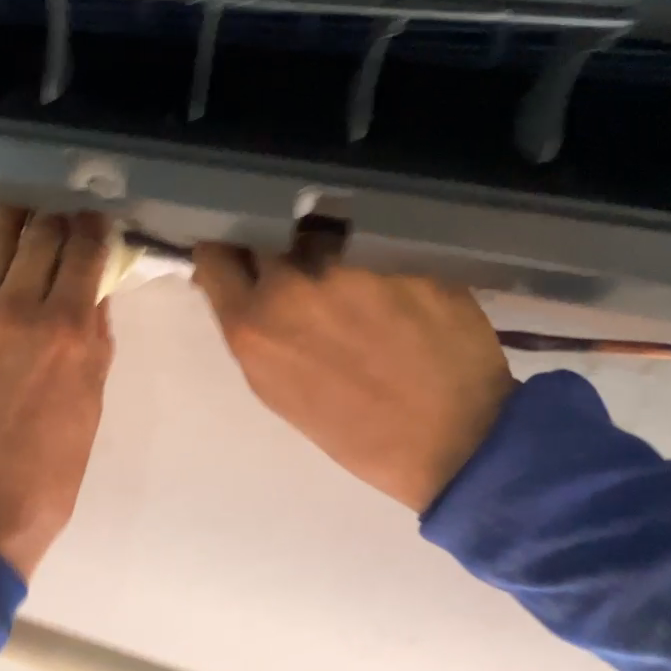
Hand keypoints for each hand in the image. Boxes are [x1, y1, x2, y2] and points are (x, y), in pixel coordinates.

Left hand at [0, 207, 115, 578]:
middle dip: (56, 220)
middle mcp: (19, 309)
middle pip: (41, 238)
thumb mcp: (91, 405)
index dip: (92, 228)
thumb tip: (93, 292)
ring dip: (10, 222)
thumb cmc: (47, 470)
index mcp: (68, 330)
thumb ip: (94, 342)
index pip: (84, 254)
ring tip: (17, 214)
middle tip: (59, 217)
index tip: (93, 220)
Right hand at [192, 240, 515, 512]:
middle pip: (263, 233)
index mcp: (252, 326)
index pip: (213, 254)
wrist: (458, 442)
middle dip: (272, 244)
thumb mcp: (277, 388)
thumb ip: (250, 331)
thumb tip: (235, 285)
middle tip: (295, 263)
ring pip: (316, 229)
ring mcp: (348, 265)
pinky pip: (369, 235)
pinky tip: (390, 273)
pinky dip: (371, 248)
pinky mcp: (398, 254)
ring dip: (322, 243)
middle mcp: (292, 286)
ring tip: (348, 266)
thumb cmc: (357, 429)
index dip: (225, 251)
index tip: (239, 254)